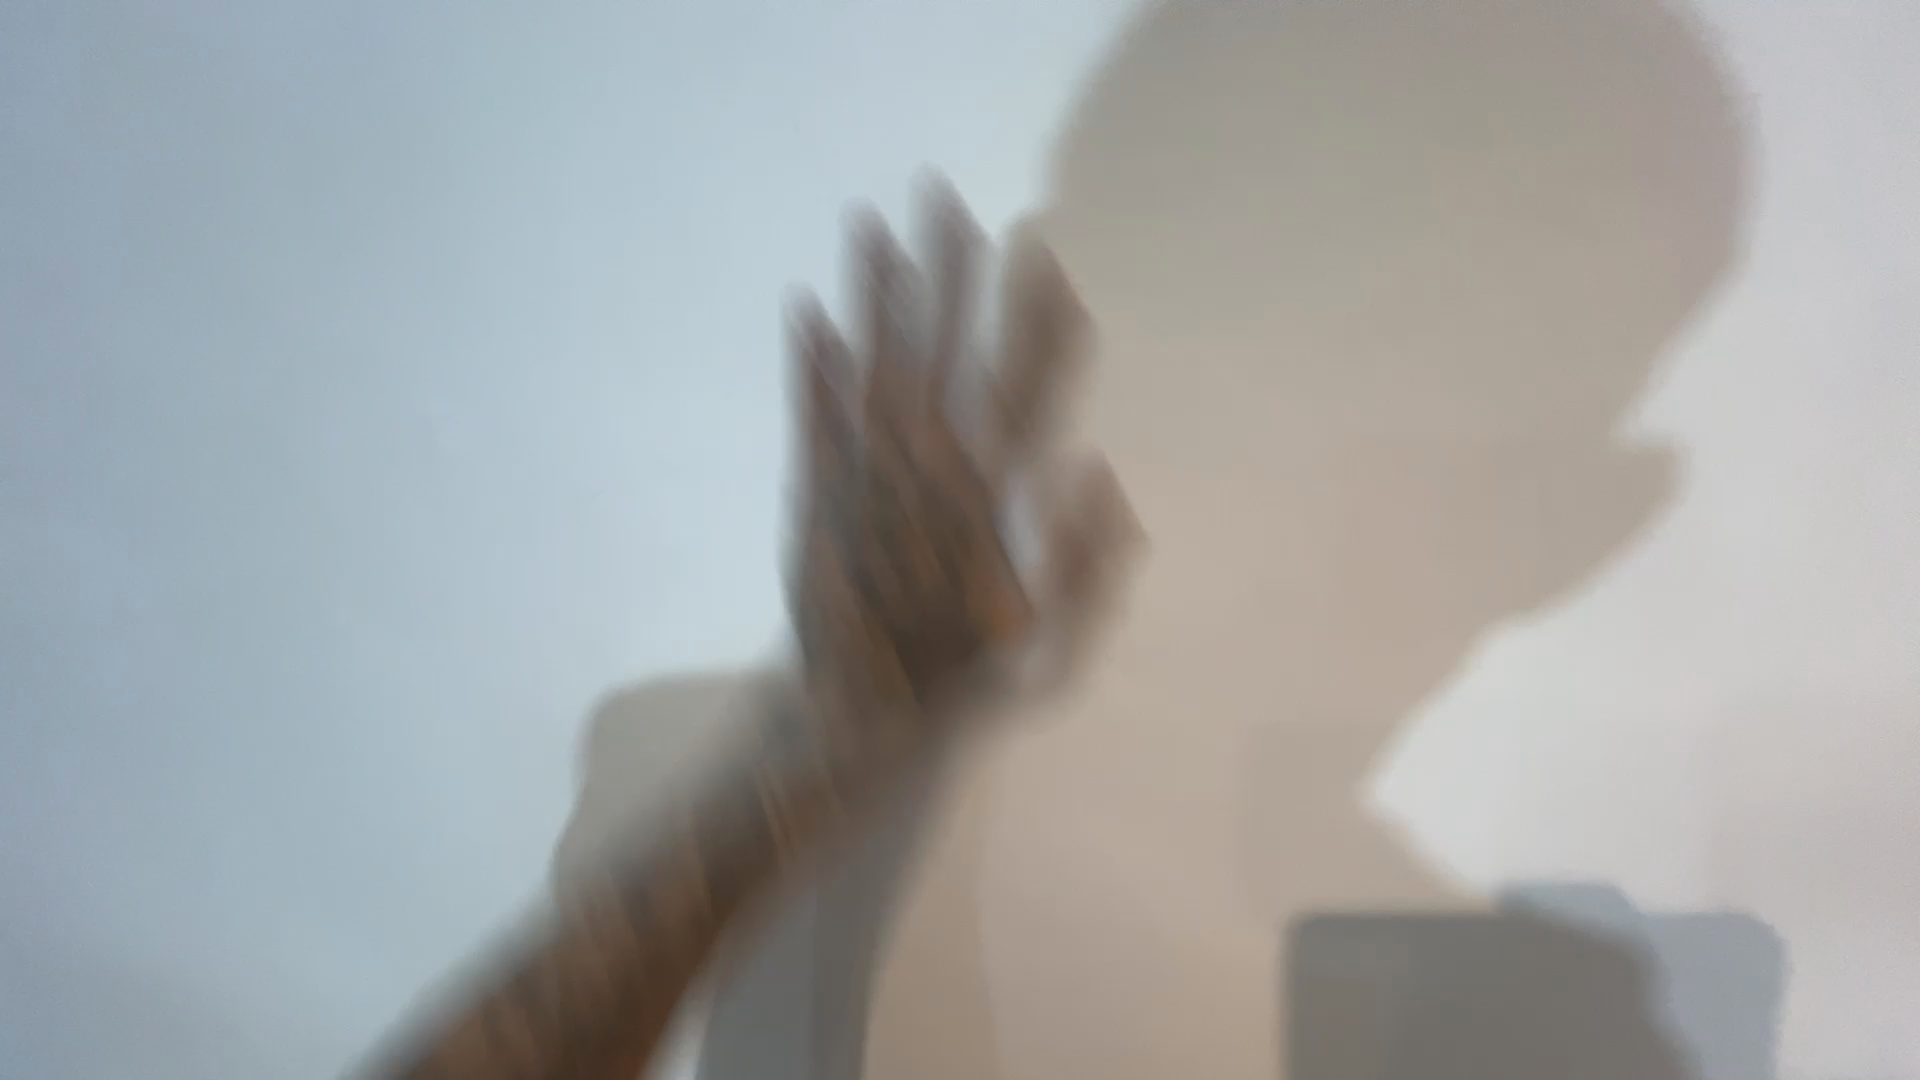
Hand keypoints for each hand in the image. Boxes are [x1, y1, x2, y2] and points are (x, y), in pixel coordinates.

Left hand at [785, 176, 1141, 744]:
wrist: (856, 717)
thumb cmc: (958, 681)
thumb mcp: (1050, 649)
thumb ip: (1086, 566)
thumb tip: (1101, 472)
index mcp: (988, 508)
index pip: (1023, 392)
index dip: (1033, 321)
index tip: (1038, 253)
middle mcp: (924, 479)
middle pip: (942, 358)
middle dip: (947, 277)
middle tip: (941, 196)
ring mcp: (861, 483)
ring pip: (874, 372)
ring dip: (875, 298)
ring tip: (871, 226)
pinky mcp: (813, 497)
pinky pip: (812, 419)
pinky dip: (807, 365)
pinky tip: (805, 311)